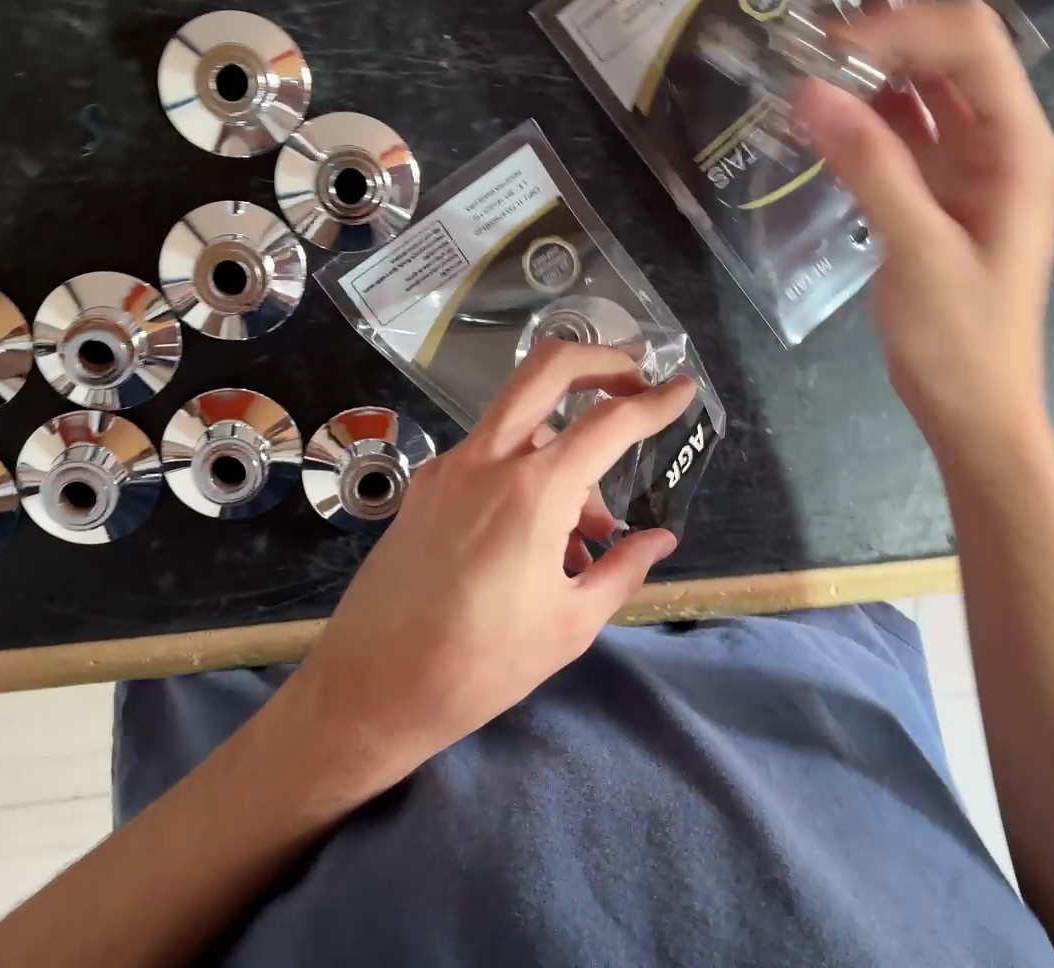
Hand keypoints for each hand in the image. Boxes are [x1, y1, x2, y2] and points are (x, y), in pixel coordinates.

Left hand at [289, 341, 697, 778]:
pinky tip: (537, 534)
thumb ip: (622, 570)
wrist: (369, 691)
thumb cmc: (480, 665)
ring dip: (563, 444)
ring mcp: (446, 469)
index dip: (656, 401)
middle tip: (638, 377)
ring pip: (518, 420)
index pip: (609, 422)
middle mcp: (485, 461)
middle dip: (601, 361)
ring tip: (587, 527)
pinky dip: (525, 471)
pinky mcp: (423, 489)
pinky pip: (488, 455)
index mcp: (532, 492)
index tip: (684, 386)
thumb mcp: (569, 625)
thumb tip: (660, 540)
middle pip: (546, 369)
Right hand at [794, 0, 1053, 446]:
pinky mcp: (936, 202)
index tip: (828, 49)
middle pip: (947, 63)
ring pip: (920, 102)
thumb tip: (810, 92)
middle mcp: (999, 148)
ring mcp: (968, 175)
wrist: (974, 411)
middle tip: (807, 67)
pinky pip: (901, 146)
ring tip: (805, 96)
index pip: (971, 47)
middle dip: (883, 50)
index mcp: (1019, 149)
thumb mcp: (919, 252)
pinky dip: (863, 132)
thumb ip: (870, 168)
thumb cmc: (961, 343)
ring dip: (868, 89)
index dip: (904, 29)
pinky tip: (823, 137)